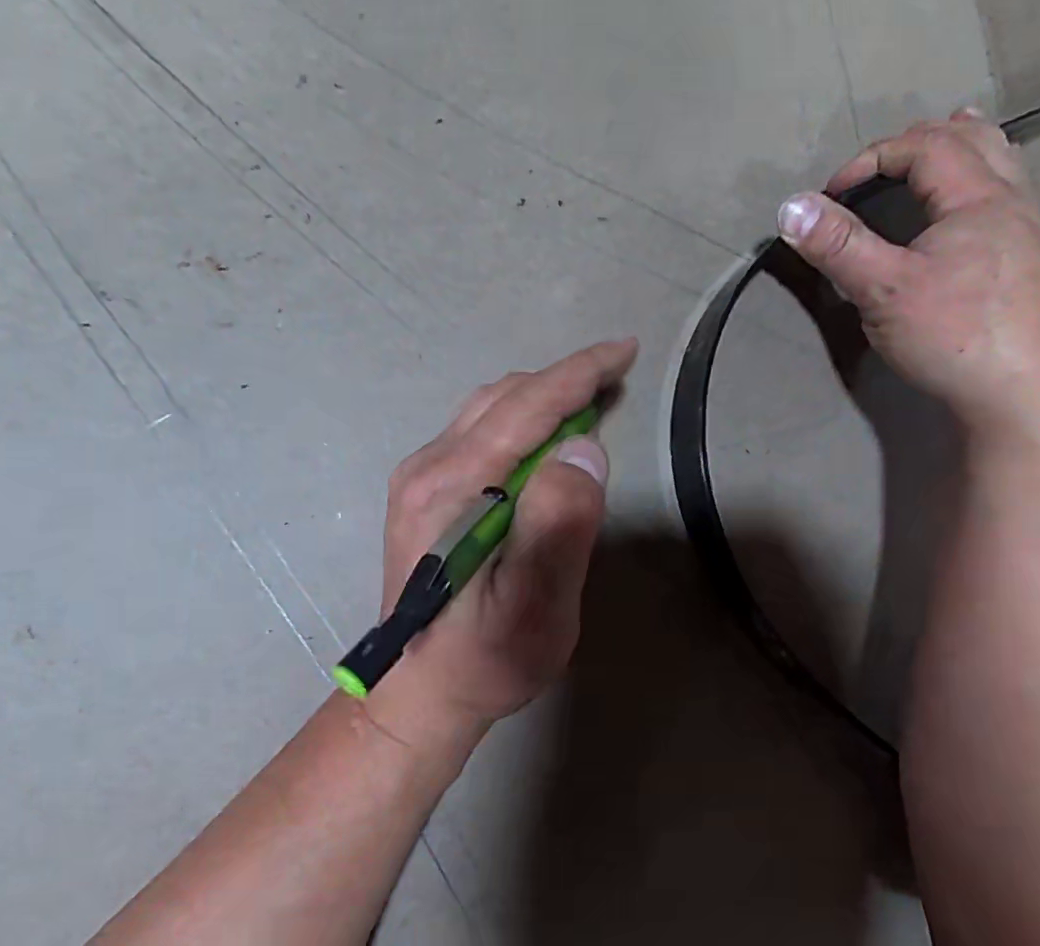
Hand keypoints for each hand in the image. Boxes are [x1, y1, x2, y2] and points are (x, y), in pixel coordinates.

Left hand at [364, 339, 636, 744]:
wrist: (418, 690)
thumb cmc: (485, 658)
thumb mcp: (536, 607)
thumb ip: (558, 525)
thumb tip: (583, 448)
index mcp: (451, 487)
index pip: (524, 408)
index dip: (578, 374)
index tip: (623, 350)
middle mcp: (426, 468)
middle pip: (502, 400)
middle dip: (562, 381)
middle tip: (616, 378)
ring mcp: (417, 477)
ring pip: (485, 411)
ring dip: (539, 399)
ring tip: (588, 402)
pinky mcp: (419, 491)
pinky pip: (474, 432)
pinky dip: (517, 421)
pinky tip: (542, 439)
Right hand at [775, 110, 1039, 438]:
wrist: (1027, 396)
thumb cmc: (954, 336)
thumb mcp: (881, 289)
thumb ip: (836, 244)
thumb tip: (790, 205)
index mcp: (980, 201)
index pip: (926, 148)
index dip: (872, 158)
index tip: (831, 194)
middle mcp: (1012, 206)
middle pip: (977, 142)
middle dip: (921, 140)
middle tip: (880, 159)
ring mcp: (1027, 235)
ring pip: (1001, 166)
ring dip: (961, 151)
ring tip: (940, 145)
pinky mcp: (1027, 265)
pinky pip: (1005, 198)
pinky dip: (978, 181)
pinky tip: (963, 209)